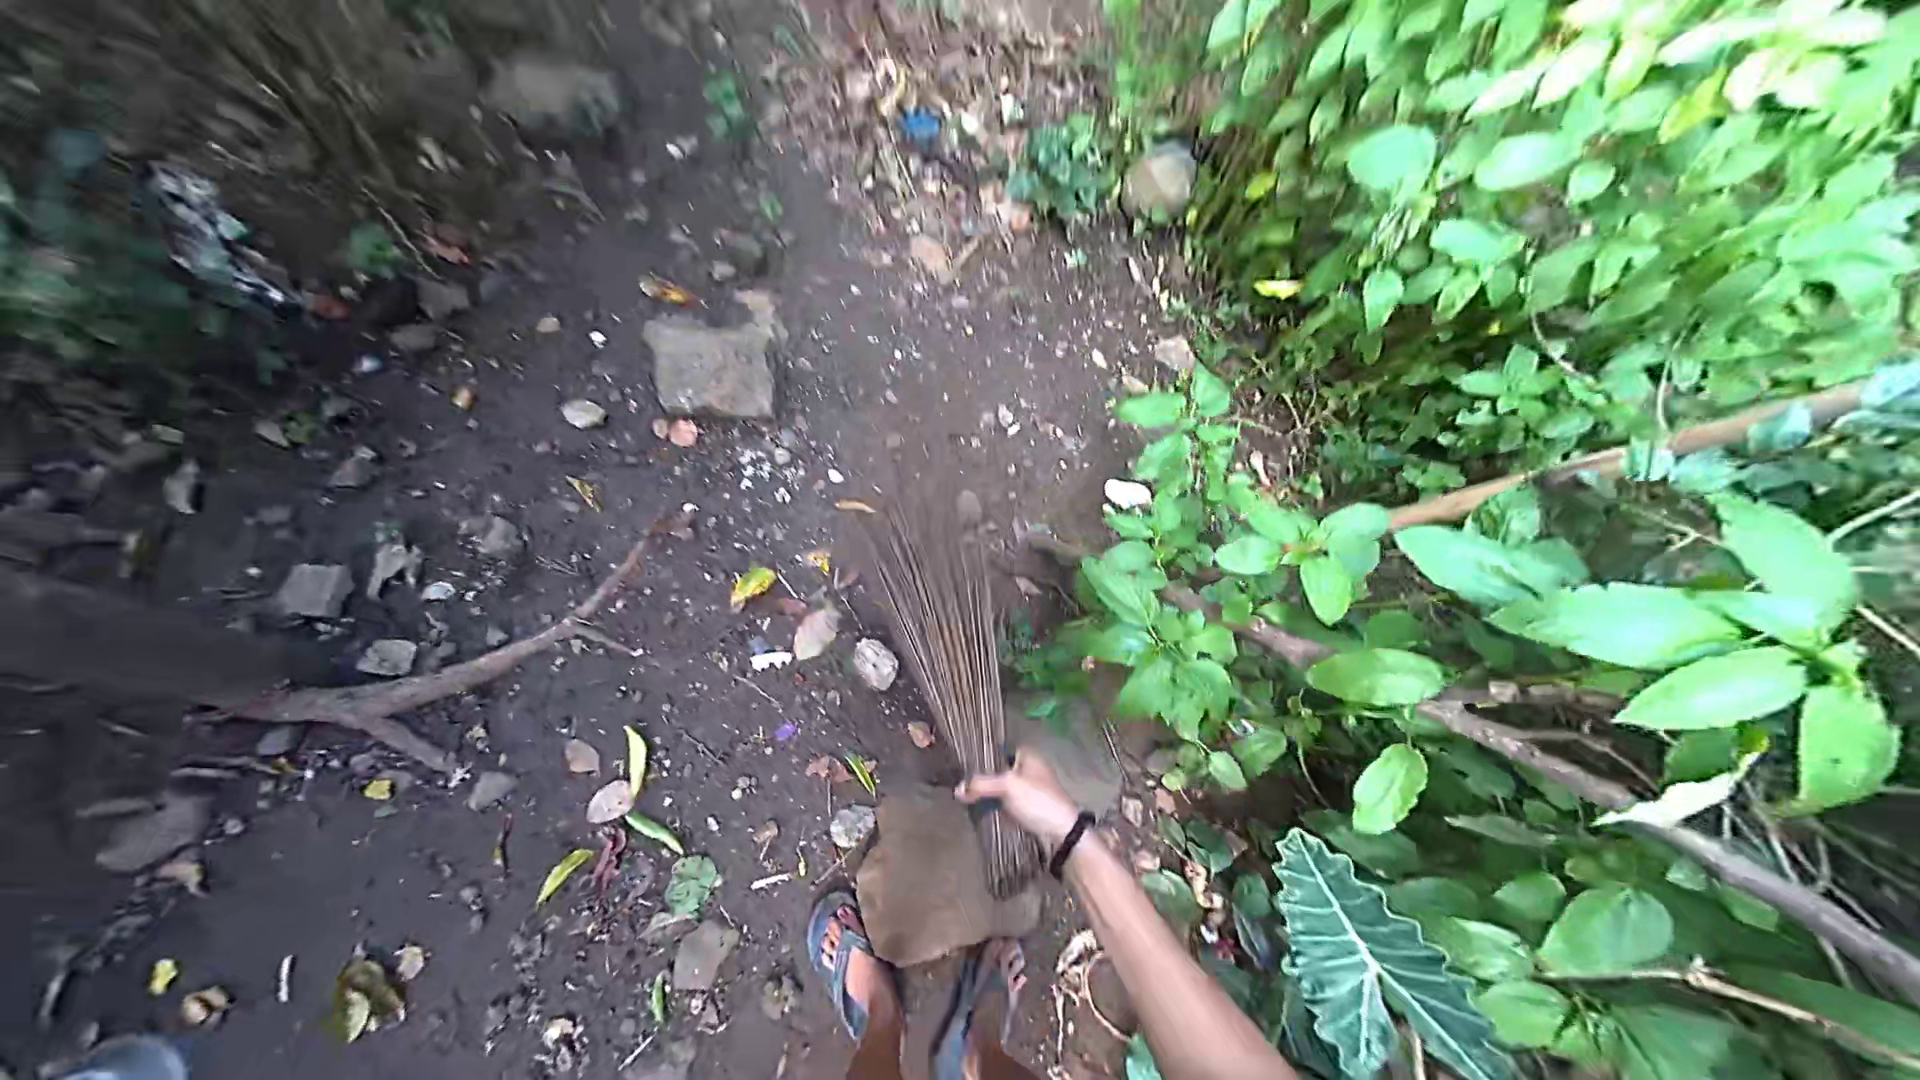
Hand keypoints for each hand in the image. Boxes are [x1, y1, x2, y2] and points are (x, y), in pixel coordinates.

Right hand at [955, 748, 1082, 848]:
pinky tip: (977, 809)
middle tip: (961, 784)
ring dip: (986, 794)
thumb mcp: (1007, 786)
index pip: (998, 749)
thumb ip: (981, 785)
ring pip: (1000, 788)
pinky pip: (1004, 804)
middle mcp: (1028, 769)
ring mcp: (1028, 790)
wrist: (1061, 834)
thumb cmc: (1037, 800)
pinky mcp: (1027, 809)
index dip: (981, 756)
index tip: (961, 765)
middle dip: (981, 778)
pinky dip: (993, 807)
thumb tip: (957, 789)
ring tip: (964, 796)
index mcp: (1028, 755)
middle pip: (997, 770)